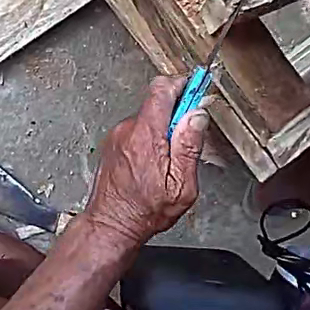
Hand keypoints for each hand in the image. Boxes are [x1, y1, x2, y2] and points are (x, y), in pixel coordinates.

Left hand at [82, 75, 210, 247]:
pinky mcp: (113, 143)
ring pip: (149, 117)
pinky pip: (138, 130)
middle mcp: (128, 130)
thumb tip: (196, 115)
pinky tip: (155, 162)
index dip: (183, 84)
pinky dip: (151, 138)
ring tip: (170, 158)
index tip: (197, 88)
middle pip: (157, 102)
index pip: (162, 89)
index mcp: (146, 136)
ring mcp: (118, 136)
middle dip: (177, 113)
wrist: (112, 224)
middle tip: (188, 135)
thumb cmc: (144, 210)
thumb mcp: (181, 184)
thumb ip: (190, 145)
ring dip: (164, 128)